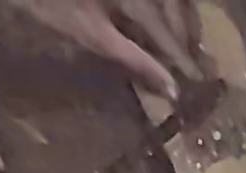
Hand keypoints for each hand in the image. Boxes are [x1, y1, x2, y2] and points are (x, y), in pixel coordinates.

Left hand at [2, 0, 201, 99]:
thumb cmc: (47, 0)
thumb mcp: (93, 33)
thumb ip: (137, 60)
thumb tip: (173, 91)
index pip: (167, 32)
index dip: (182, 58)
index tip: (198, 81)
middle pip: (176, 6)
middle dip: (186, 34)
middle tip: (193, 60)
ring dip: (179, 17)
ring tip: (181, 38)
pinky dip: (162, 7)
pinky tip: (160, 17)